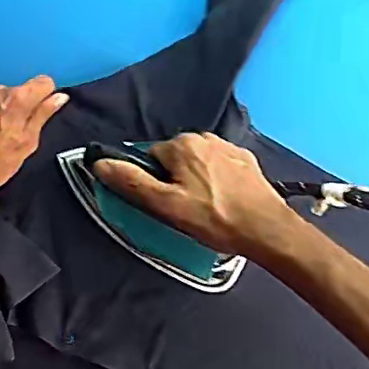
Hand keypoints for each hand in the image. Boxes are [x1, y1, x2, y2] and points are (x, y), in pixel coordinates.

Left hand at [0, 76, 69, 195]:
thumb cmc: (0, 162)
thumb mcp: (29, 141)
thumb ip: (43, 114)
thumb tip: (60, 97)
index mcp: (18, 98)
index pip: (44, 81)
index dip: (47, 97)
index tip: (42, 113)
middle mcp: (0, 90)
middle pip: (24, 89)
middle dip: (27, 105)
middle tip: (21, 130)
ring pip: (7, 95)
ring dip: (9, 108)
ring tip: (3, 132)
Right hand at [92, 132, 296, 253]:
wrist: (268, 230)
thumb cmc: (215, 219)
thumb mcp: (166, 205)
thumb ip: (132, 182)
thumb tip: (100, 163)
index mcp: (182, 144)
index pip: (150, 157)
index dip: (152, 181)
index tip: (164, 202)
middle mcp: (205, 138)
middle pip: (173, 158)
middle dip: (173, 180)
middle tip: (184, 209)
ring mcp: (228, 148)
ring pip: (196, 162)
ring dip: (195, 180)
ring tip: (206, 208)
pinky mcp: (246, 160)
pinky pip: (218, 166)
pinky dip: (216, 180)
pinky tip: (223, 201)